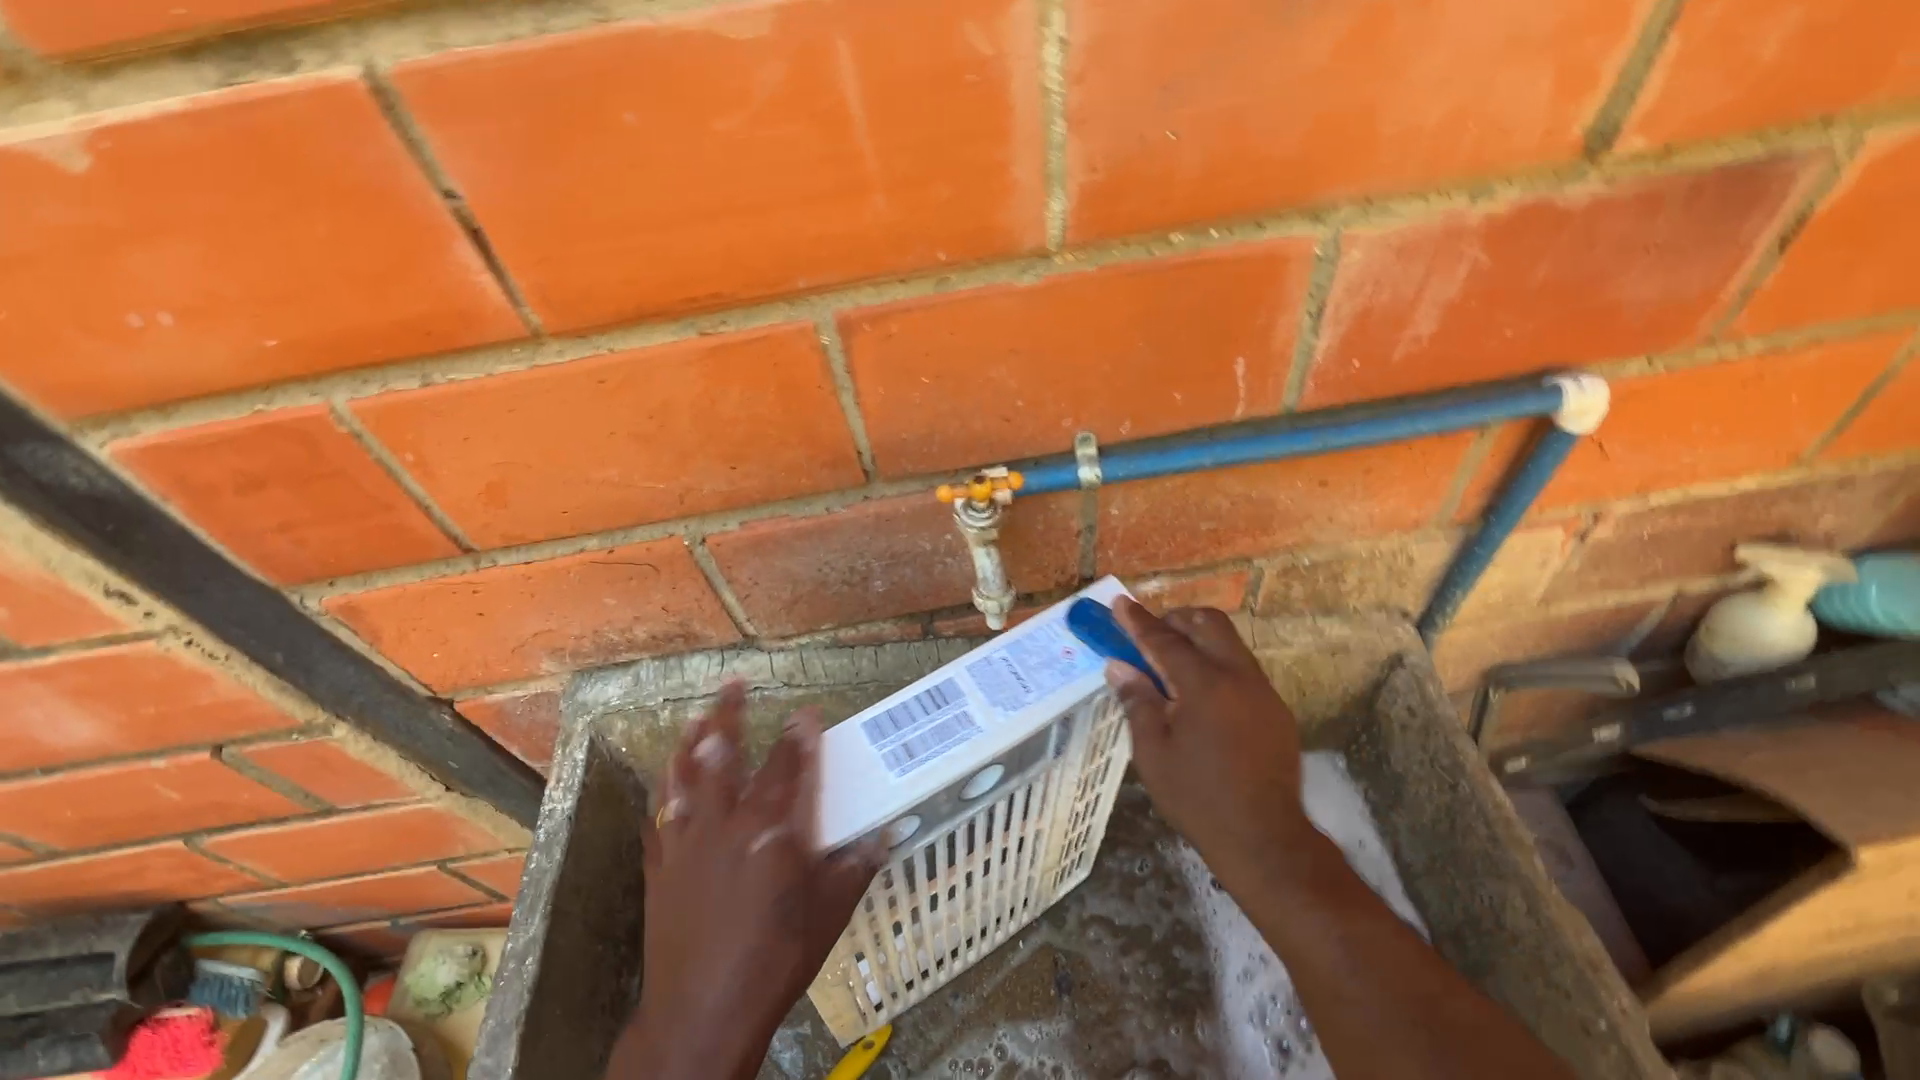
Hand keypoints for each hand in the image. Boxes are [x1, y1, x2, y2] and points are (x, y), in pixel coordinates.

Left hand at [621, 682, 881, 1079]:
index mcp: (771, 829)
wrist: (703, 1010)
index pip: (789, 768)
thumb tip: (883, 836)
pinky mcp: (660, 868)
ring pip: (685, 778)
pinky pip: (658, 819)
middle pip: (727, 756)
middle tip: (734, 683)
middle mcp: (726, 823)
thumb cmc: (776, 959)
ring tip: (696, 717)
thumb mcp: (828, 914)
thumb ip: (853, 867)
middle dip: (731, 715)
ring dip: (691, 743)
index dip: (799, 737)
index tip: (805, 712)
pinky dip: (664, 795)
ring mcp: (686, 843)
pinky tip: (665, 784)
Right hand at [1107, 598, 1314, 890]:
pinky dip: (1217, 665)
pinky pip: (1243, 669)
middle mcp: (1239, 676)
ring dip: (1199, 640)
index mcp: (1205, 684)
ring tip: (1172, 663)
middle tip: (1150, 634)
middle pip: (1208, 624)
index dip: (1138, 621)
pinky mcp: (1276, 710)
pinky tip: (1201, 696)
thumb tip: (1120, 667)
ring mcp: (1263, 692)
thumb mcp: (1153, 752)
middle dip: (1176, 620)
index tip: (1119, 603)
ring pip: (1230, 644)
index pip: (1164, 640)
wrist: (1263, 836)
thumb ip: (1138, 701)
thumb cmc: (1197, 797)